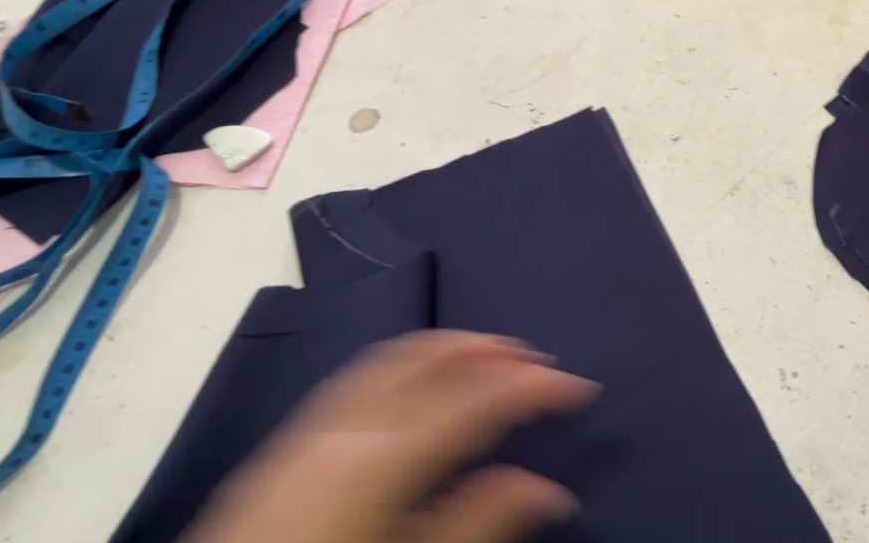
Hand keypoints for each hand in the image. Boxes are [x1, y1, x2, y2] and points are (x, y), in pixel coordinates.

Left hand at [185, 330, 600, 542]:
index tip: (579, 388)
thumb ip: (481, 520)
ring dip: (453, 348)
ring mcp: (313, 427)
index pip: (480, 397)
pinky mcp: (289, 442)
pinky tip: (422, 380)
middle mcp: (351, 424)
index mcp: (386, 456)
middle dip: (495, 350)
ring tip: (493, 357)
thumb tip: (549, 487)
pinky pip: (363, 375)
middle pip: (436, 359)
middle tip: (540, 362)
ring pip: (396, 356)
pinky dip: (409, 360)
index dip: (536, 385)